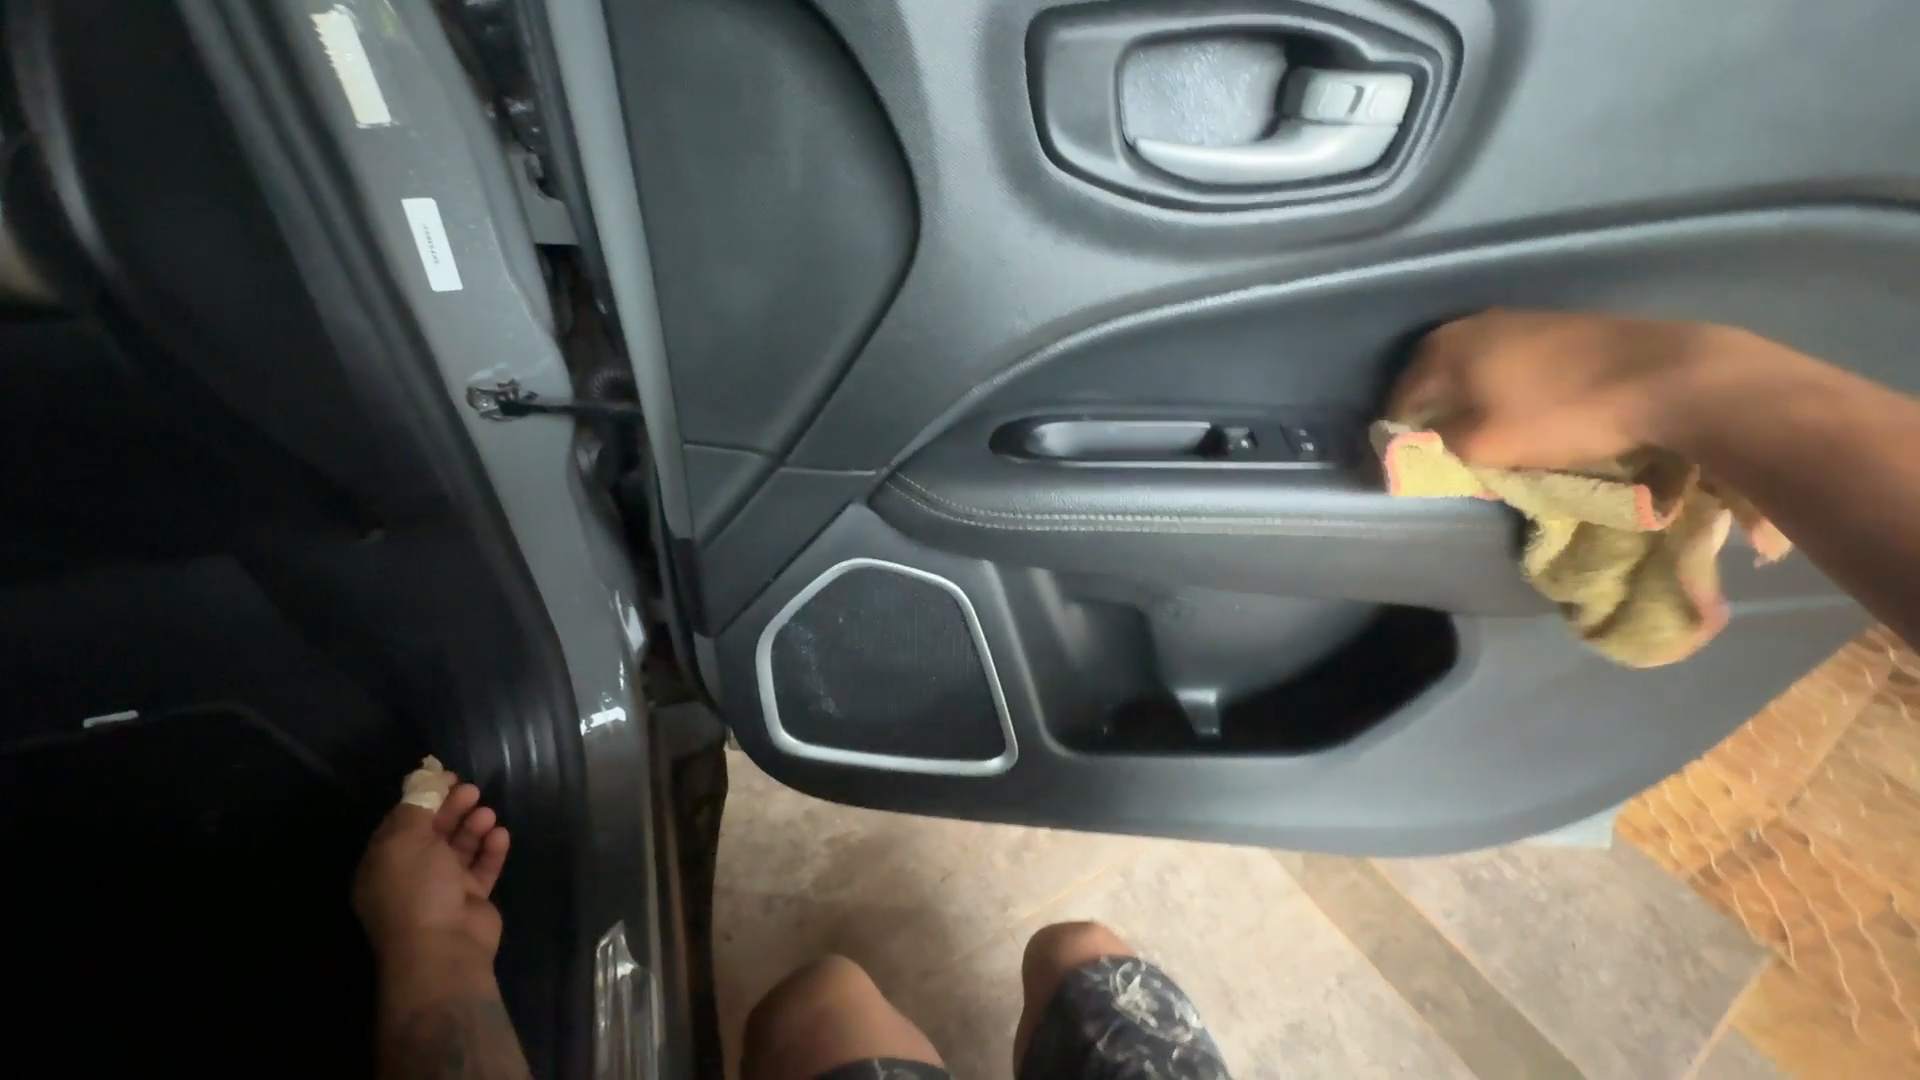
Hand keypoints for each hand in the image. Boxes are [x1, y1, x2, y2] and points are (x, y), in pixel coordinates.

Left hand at [353, 779, 511, 969]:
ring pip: (460, 848)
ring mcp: (442, 889)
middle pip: (433, 833)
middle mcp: (410, 876)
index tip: (447, 777)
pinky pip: (483, 867)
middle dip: (452, 809)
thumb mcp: (405, 842)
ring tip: (487, 813)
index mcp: (384, 865)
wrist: (443, 945)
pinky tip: (500, 835)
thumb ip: (416, 809)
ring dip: (473, 827)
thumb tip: (424, 781)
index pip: (402, 824)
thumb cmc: (415, 889)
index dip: (424, 798)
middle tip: (473, 789)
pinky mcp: (471, 899)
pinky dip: (491, 849)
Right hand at [1388, 310, 1748, 467]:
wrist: (1669, 376)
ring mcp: (1514, 319)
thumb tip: (1406, 448)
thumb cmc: (1560, 414)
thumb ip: (1432, 447)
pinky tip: (1521, 408)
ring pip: (1468, 370)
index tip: (1415, 464)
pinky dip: (1499, 386)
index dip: (1401, 436)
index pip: (1397, 400)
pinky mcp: (1554, 325)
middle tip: (1448, 450)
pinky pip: (1504, 361)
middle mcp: (1468, 325)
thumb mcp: (1482, 445)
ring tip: (1484, 432)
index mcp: (1441, 349)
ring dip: (1467, 401)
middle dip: (1433, 415)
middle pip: (1431, 381)